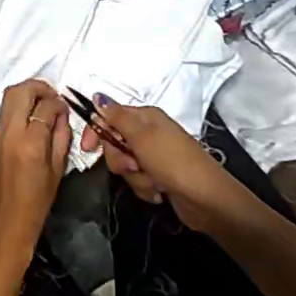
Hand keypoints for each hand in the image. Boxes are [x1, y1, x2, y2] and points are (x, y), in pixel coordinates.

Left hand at [0, 80, 72, 257]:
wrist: (7, 218)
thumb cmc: (38, 200)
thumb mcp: (58, 169)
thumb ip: (61, 137)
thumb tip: (62, 115)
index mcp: (30, 142)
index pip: (45, 107)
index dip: (58, 103)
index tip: (65, 109)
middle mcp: (10, 131)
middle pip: (19, 91)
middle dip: (38, 87)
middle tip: (52, 95)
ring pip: (8, 97)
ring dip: (26, 93)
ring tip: (42, 104)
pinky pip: (4, 111)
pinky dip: (17, 106)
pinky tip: (30, 118)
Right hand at [80, 97, 231, 232]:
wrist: (208, 200)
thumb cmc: (174, 162)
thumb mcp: (142, 136)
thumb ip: (116, 117)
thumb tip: (97, 95)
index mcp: (145, 118)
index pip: (109, 117)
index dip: (95, 131)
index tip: (87, 148)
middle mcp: (149, 134)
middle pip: (114, 143)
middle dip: (120, 160)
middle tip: (134, 166)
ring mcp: (154, 156)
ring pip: (125, 165)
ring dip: (135, 178)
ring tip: (153, 182)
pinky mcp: (158, 177)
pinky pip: (138, 181)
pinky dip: (145, 188)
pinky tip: (160, 192)